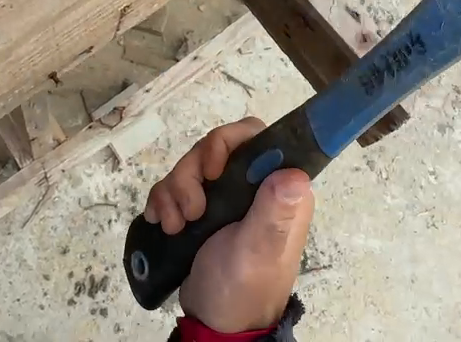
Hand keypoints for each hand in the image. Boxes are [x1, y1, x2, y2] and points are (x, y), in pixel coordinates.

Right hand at [142, 117, 313, 332]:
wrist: (214, 325)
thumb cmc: (243, 288)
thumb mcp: (258, 250)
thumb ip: (274, 213)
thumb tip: (297, 175)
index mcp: (276, 189)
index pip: (255, 137)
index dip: (228, 141)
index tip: (212, 168)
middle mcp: (251, 186)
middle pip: (213, 149)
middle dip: (191, 176)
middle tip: (191, 212)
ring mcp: (222, 197)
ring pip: (190, 167)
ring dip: (175, 193)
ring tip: (176, 227)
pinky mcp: (198, 209)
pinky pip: (172, 186)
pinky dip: (163, 202)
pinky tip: (163, 224)